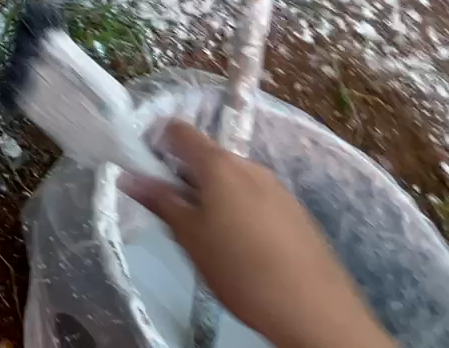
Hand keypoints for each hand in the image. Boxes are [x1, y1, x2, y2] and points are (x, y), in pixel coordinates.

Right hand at [120, 120, 396, 347]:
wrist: (320, 318)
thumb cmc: (241, 270)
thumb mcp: (189, 236)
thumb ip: (159, 200)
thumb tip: (128, 176)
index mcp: (219, 164)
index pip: (178, 130)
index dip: (155, 140)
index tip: (144, 167)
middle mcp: (250, 167)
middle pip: (206, 155)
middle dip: (184, 173)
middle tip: (173, 207)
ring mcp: (279, 191)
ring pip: (232, 178)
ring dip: (213, 192)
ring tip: (207, 230)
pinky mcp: (299, 215)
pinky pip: (257, 198)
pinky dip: (240, 208)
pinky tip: (242, 244)